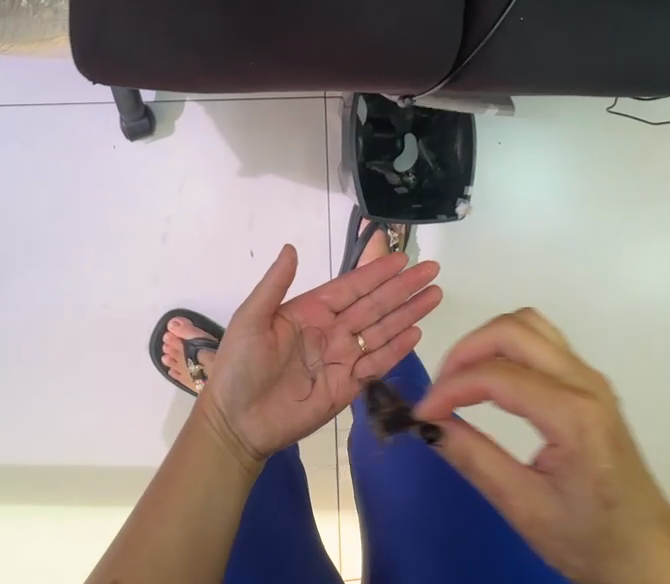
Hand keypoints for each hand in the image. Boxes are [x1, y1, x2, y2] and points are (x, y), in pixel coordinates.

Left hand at [197, 244, 441, 469]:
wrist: (236, 421)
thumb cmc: (238, 366)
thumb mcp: (250, 318)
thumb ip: (274, 284)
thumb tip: (292, 247)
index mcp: (310, 310)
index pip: (351, 286)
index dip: (377, 272)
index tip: (402, 258)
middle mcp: (332, 329)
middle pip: (375, 304)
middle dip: (403, 287)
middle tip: (432, 270)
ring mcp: (342, 358)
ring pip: (382, 330)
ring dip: (408, 313)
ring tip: (434, 295)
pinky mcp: (347, 387)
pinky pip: (376, 364)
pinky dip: (397, 349)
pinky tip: (416, 333)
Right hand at [412, 310, 669, 583]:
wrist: (650, 554)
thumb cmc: (590, 539)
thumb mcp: (525, 508)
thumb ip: (474, 458)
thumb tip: (428, 423)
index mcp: (574, 415)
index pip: (497, 375)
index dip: (451, 388)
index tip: (423, 412)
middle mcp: (585, 382)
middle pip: (513, 330)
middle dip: (467, 350)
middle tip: (441, 388)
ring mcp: (590, 377)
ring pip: (529, 324)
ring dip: (488, 340)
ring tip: (462, 378)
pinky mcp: (589, 382)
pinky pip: (542, 340)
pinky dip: (508, 346)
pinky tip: (492, 379)